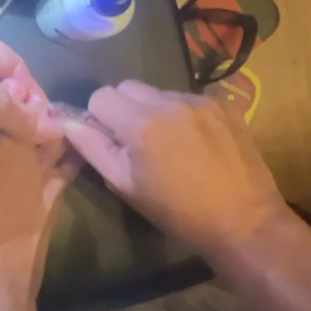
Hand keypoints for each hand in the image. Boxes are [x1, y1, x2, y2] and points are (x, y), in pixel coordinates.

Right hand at [60, 80, 287, 252]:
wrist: (244, 223)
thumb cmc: (178, 211)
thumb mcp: (125, 185)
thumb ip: (92, 148)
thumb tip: (66, 121)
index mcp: (141, 123)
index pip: (100, 96)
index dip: (98, 119)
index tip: (112, 143)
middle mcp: (169, 102)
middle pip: (127, 86)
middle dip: (123, 110)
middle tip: (137, 143)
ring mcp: (200, 101)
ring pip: (158, 92)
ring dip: (153, 111)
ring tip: (170, 144)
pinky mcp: (224, 105)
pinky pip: (187, 97)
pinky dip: (182, 114)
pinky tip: (195, 142)